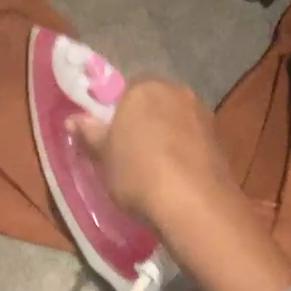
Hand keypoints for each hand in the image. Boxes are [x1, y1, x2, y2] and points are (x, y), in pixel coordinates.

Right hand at [67, 79, 239, 222]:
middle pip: (152, 102)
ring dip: (165, 136)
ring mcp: (200, 112)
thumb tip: (72, 119)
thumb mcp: (103, 158)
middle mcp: (175, 90)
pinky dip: (183, 150)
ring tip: (155, 169)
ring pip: (174, 119)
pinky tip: (175, 175)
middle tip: (129, 154)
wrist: (192, 202)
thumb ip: (89, 134)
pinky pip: (191, 137)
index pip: (124, 91)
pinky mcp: (217, 136)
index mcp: (142, 88)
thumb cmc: (137, 174)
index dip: (115, 115)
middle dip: (143, 122)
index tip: (110, 139)